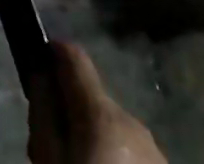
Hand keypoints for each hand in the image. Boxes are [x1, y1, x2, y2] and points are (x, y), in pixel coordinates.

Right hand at [28, 42, 165, 163]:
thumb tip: (40, 76)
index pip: (75, 57)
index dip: (54, 52)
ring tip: (78, 158)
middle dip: (70, 107)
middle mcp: (131, 118)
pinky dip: (114, 152)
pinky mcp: (164, 163)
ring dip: (93, 132)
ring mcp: (154, 144)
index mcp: (102, 113)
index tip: (39, 59)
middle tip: (52, 135)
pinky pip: (129, 146)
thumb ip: (43, 118)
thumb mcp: (49, 161)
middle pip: (92, 97)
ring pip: (111, 122)